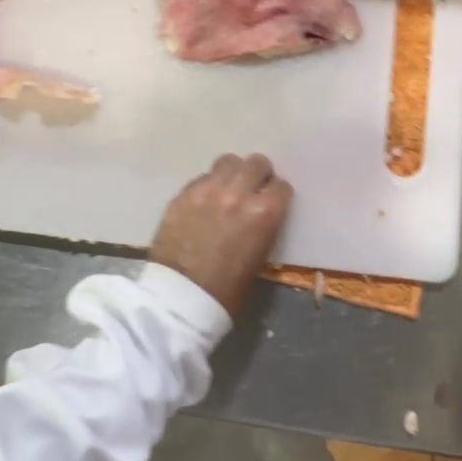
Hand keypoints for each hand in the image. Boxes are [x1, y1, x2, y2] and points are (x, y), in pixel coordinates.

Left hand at [149, 153, 292, 315]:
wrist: (180, 299)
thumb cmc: (226, 290)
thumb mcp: (259, 258)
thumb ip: (262, 226)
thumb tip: (259, 213)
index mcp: (263, 213)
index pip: (281, 186)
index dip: (277, 194)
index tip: (272, 202)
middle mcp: (237, 193)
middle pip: (256, 164)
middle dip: (258, 175)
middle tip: (252, 188)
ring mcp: (207, 190)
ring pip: (228, 161)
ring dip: (233, 173)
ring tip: (228, 188)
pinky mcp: (182, 194)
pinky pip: (202, 177)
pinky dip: (208, 184)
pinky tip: (204, 201)